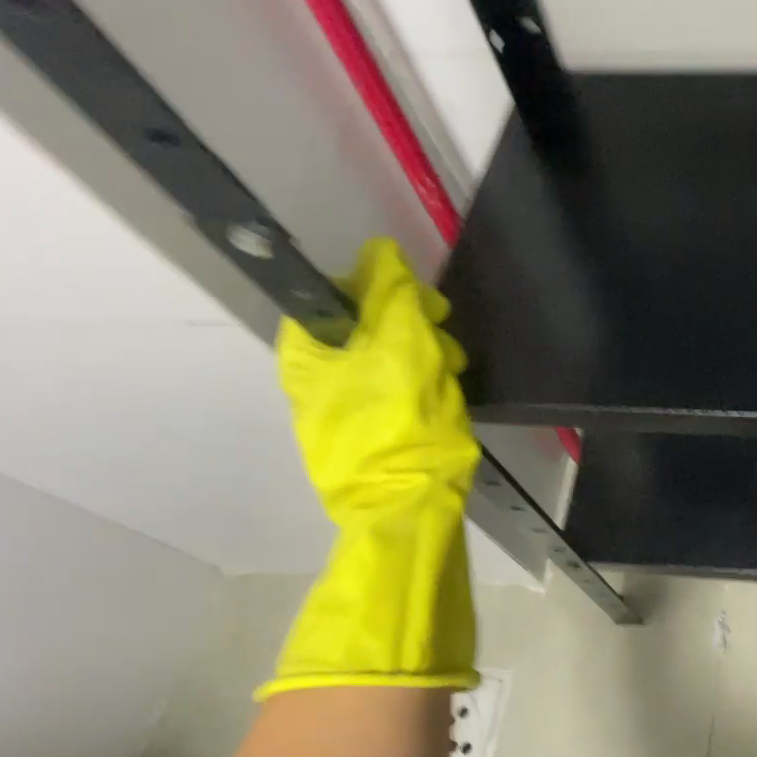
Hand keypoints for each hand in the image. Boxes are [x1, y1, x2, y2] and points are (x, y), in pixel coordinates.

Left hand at [259, 237, 480, 699]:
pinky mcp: (371, 429)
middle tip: (442, 340)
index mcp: (306, 353)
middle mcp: (314, 376)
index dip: (383, 289)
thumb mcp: (400, 342)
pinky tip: (443, 397)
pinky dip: (424, 383)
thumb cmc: (399, 420)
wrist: (411, 505)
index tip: (420, 303)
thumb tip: (380, 251)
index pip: (338, 293)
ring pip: (390, 352)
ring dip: (427, 354)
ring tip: (449, 375)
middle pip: (368, 322)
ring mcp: (340, 406)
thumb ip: (391, 292)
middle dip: (413, 325)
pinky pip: (398, 386)